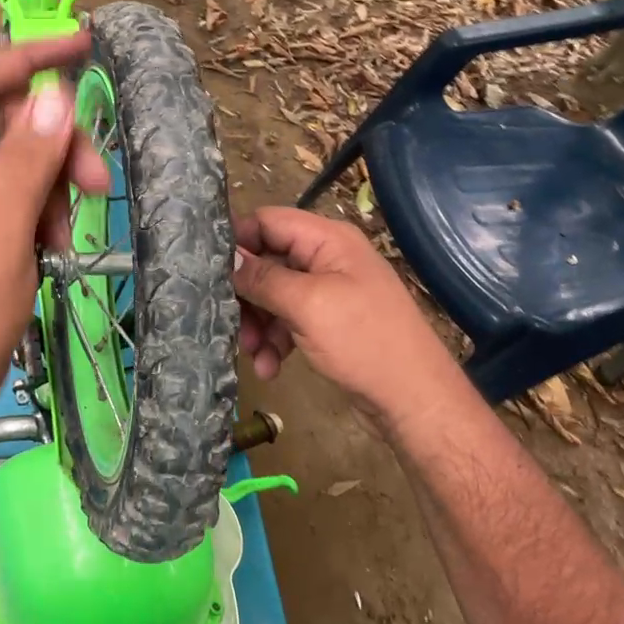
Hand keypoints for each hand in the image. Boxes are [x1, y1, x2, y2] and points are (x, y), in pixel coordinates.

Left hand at [0, 36, 109, 453]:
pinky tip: (49, 247)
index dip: (31, 57)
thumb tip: (54, 95)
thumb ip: (26, 157)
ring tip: (65, 235)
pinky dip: (30, 212)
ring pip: (3, 161)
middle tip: (97, 181)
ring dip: (46, 184)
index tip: (86, 44)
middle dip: (51, 143)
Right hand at [232, 207, 466, 430]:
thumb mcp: (307, 305)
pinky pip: (287, 320)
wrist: (417, 403)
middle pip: (266, 260)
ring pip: (273, 294)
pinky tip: (269, 367)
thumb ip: (262, 277)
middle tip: (228, 321)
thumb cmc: (365, 343)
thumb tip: (225, 257)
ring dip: (257, 323)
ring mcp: (329, 291)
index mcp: (328, 239)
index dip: (237, 240)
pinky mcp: (328, 322)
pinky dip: (274, 340)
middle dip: (245, 292)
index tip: (207, 268)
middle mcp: (327, 258)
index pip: (267, 221)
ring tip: (252, 353)